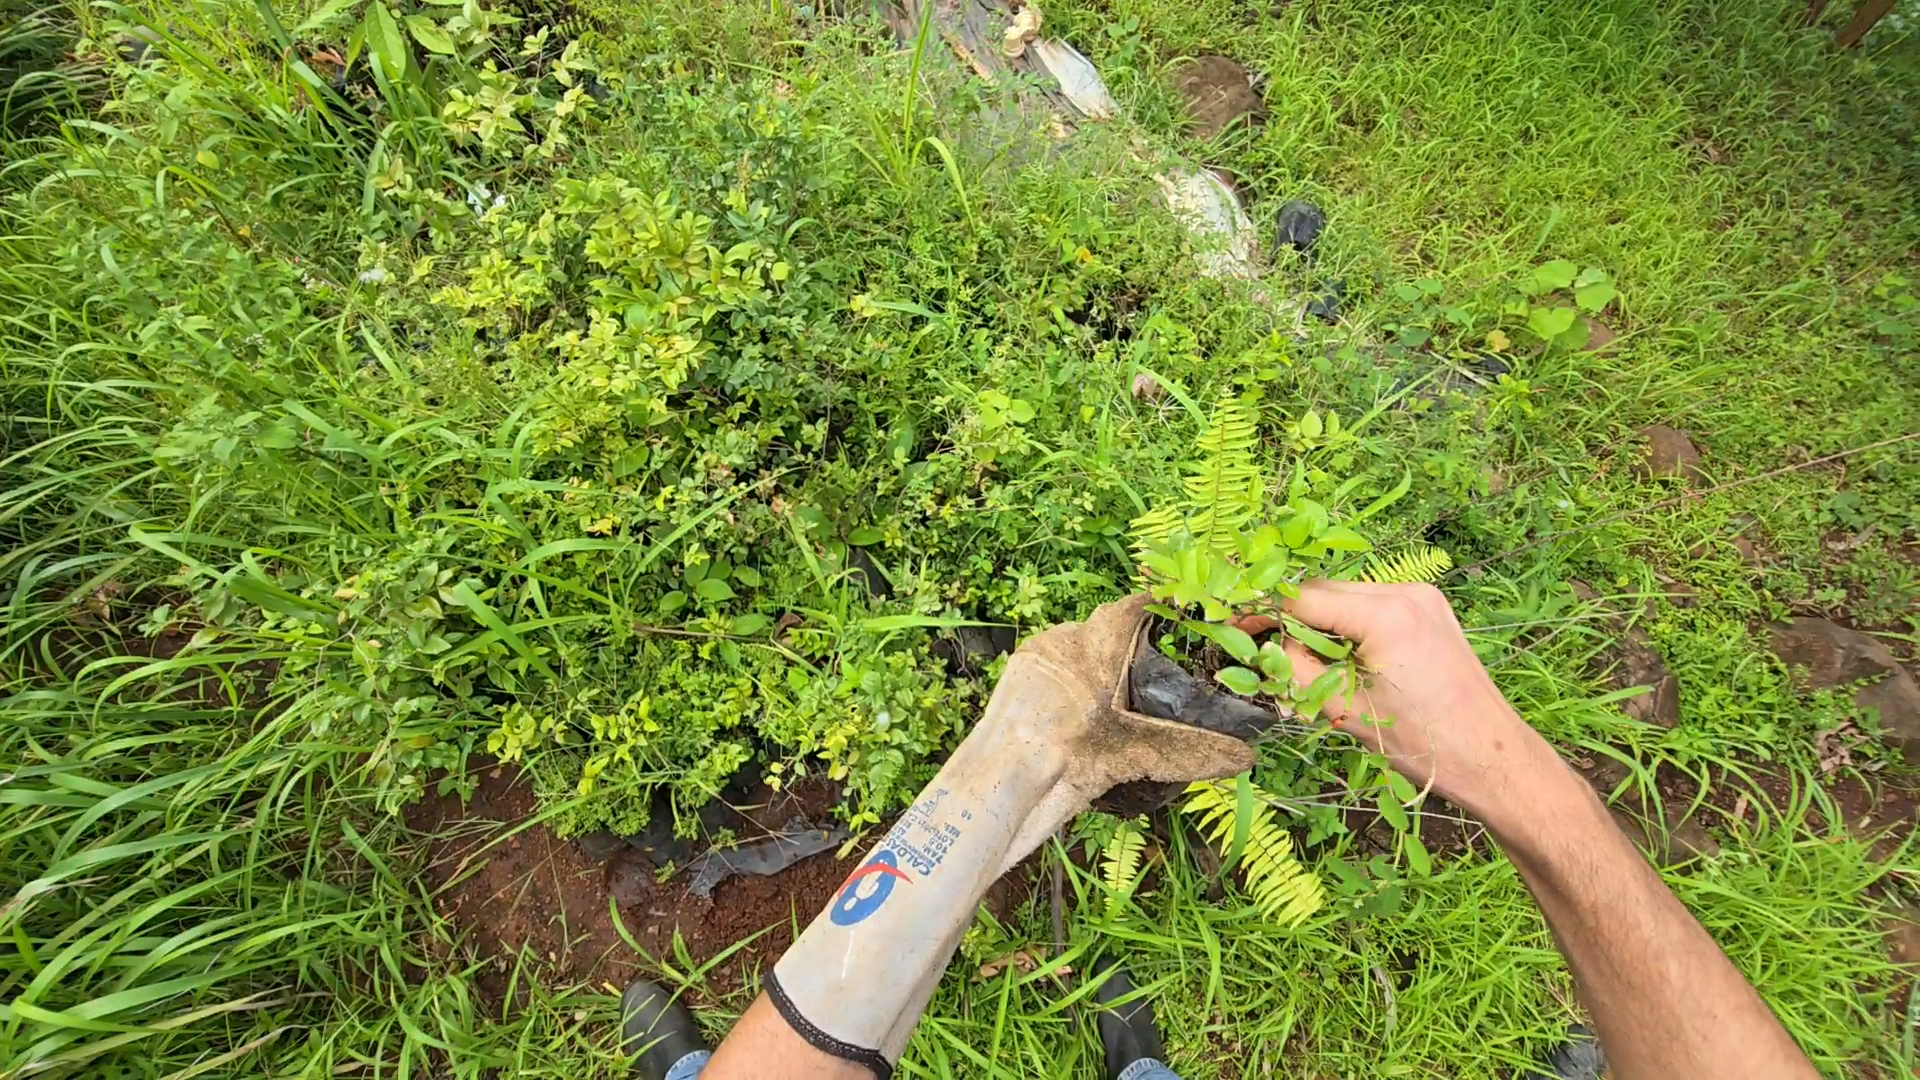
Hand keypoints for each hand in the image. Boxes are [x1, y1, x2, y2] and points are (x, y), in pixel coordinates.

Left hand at [990, 593, 1254, 861]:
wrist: (997, 779)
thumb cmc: (1065, 760)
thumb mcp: (1132, 755)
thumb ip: (1186, 751)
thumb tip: (1242, 758)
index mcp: (1094, 646)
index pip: (1131, 609)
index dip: (1155, 609)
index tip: (1174, 615)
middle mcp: (1062, 639)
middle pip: (1103, 627)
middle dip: (1126, 642)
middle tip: (1148, 666)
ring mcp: (1034, 655)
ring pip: (1075, 644)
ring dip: (1094, 660)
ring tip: (1114, 690)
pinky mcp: (1015, 673)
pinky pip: (1051, 662)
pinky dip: (1068, 675)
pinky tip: (1078, 705)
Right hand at [1280, 581, 1563, 823]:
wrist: (1497, 759)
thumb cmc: (1423, 743)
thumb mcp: (1343, 708)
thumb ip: (1294, 669)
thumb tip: (1267, 645)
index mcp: (1385, 615)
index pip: (1302, 599)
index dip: (1263, 612)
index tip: (1235, 625)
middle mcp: (1404, 592)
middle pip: (1320, 591)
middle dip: (1288, 616)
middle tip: (1260, 643)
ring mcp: (1421, 596)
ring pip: (1342, 595)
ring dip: (1315, 620)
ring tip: (1300, 656)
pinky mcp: (1428, 607)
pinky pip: (1368, 603)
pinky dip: (1343, 622)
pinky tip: (1337, 652)